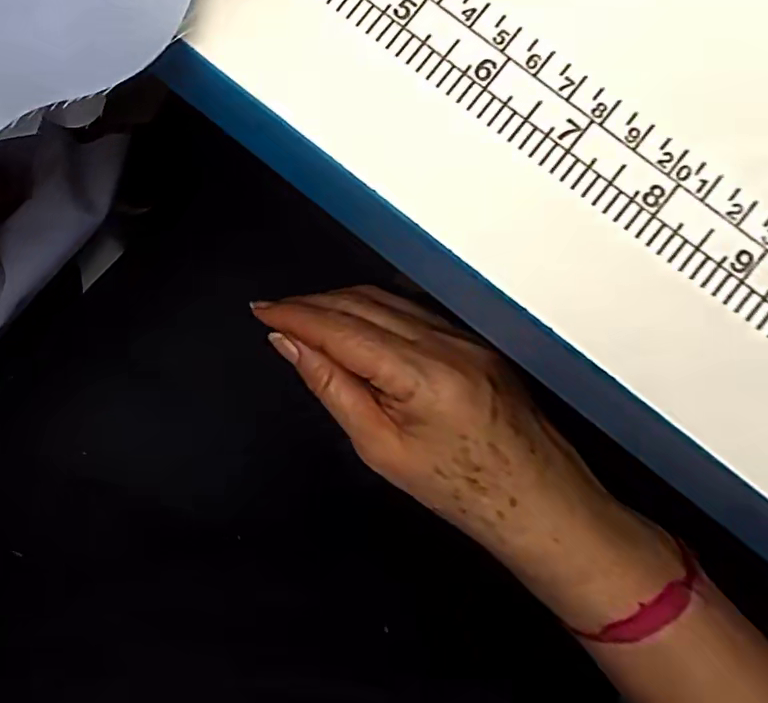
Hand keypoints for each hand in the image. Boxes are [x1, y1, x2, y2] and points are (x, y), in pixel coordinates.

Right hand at [252, 286, 684, 630]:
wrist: (553, 513)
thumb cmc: (460, 490)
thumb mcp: (377, 446)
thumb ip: (329, 385)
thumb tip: (287, 342)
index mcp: (423, 376)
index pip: (339, 328)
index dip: (292, 315)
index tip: (258, 310)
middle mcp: (448, 347)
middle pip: (358, 303)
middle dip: (306, 304)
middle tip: (270, 313)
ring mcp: (466, 341)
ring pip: (381, 298)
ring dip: (332, 301)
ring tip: (298, 316)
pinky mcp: (475, 344)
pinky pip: (406, 309)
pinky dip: (364, 307)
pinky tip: (343, 320)